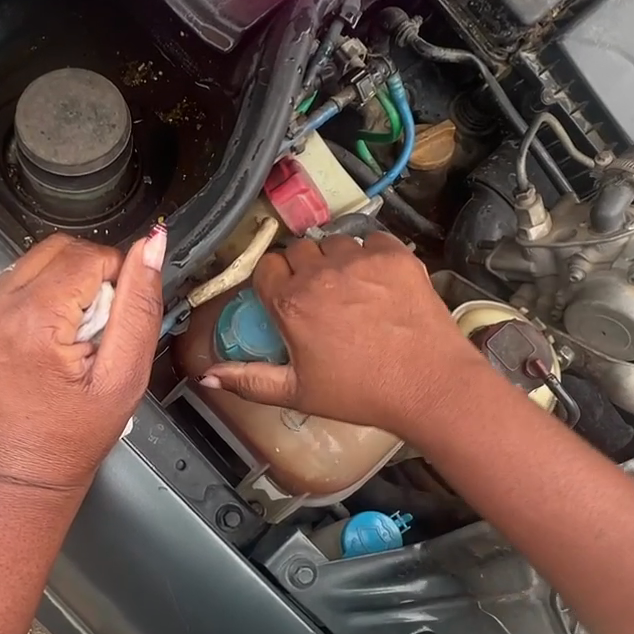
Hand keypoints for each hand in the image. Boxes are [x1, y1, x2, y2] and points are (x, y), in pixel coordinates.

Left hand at [0, 230, 164, 492]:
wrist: (28, 469)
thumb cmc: (77, 434)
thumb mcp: (125, 374)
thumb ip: (139, 305)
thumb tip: (152, 244)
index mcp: (33, 321)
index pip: (88, 256)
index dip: (116, 279)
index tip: (116, 321)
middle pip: (59, 250)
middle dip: (90, 275)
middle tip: (98, 327)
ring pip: (36, 261)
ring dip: (65, 283)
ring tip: (75, 335)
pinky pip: (15, 282)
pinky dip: (41, 295)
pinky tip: (52, 336)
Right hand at [200, 233, 485, 439]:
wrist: (429, 386)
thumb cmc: (359, 393)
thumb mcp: (296, 392)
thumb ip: (247, 380)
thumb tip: (205, 377)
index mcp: (291, 303)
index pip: (266, 267)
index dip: (273, 282)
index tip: (284, 300)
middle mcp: (321, 273)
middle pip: (298, 250)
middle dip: (302, 269)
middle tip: (318, 299)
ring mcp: (361, 260)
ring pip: (334, 242)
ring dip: (335, 260)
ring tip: (349, 290)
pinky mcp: (396, 255)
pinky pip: (372, 240)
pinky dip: (370, 255)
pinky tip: (376, 283)